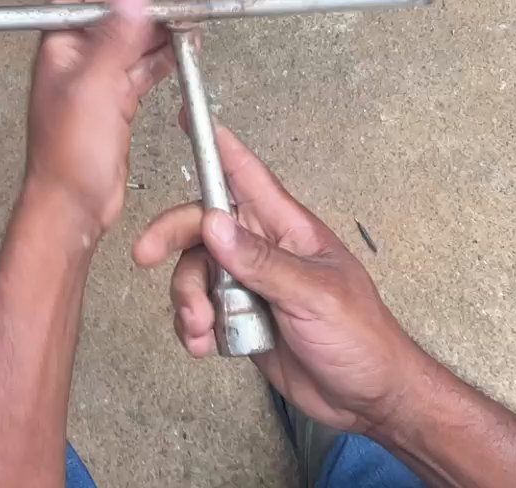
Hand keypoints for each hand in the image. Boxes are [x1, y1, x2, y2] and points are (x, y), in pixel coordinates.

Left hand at [23, 0, 174, 236]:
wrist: (72, 204)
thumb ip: (115, 41)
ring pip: (130, 42)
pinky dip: (161, 58)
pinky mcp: (116, 103)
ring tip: (183, 13)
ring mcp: (97, 82)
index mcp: (59, 48)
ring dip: (155, 27)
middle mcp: (76, 60)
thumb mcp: (93, 87)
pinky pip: (142, 70)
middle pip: (108, 15)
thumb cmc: (67, 152)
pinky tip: (181, 49)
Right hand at [131, 119, 437, 440]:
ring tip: (199, 328)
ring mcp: (248, 282)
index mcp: (284, 226)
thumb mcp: (314, 295)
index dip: (216, 144)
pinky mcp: (239, 315)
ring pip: (194, 270)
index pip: (244, 173)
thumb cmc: (361, 336)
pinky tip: (204, 344)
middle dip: (171, 237)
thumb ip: (261, 261)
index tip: (186, 115)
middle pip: (202, 223)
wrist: (370, 399)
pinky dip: (193, 325)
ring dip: (187, 298)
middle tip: (145, 255)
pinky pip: (199, 308)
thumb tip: (212, 222)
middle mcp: (261, 246)